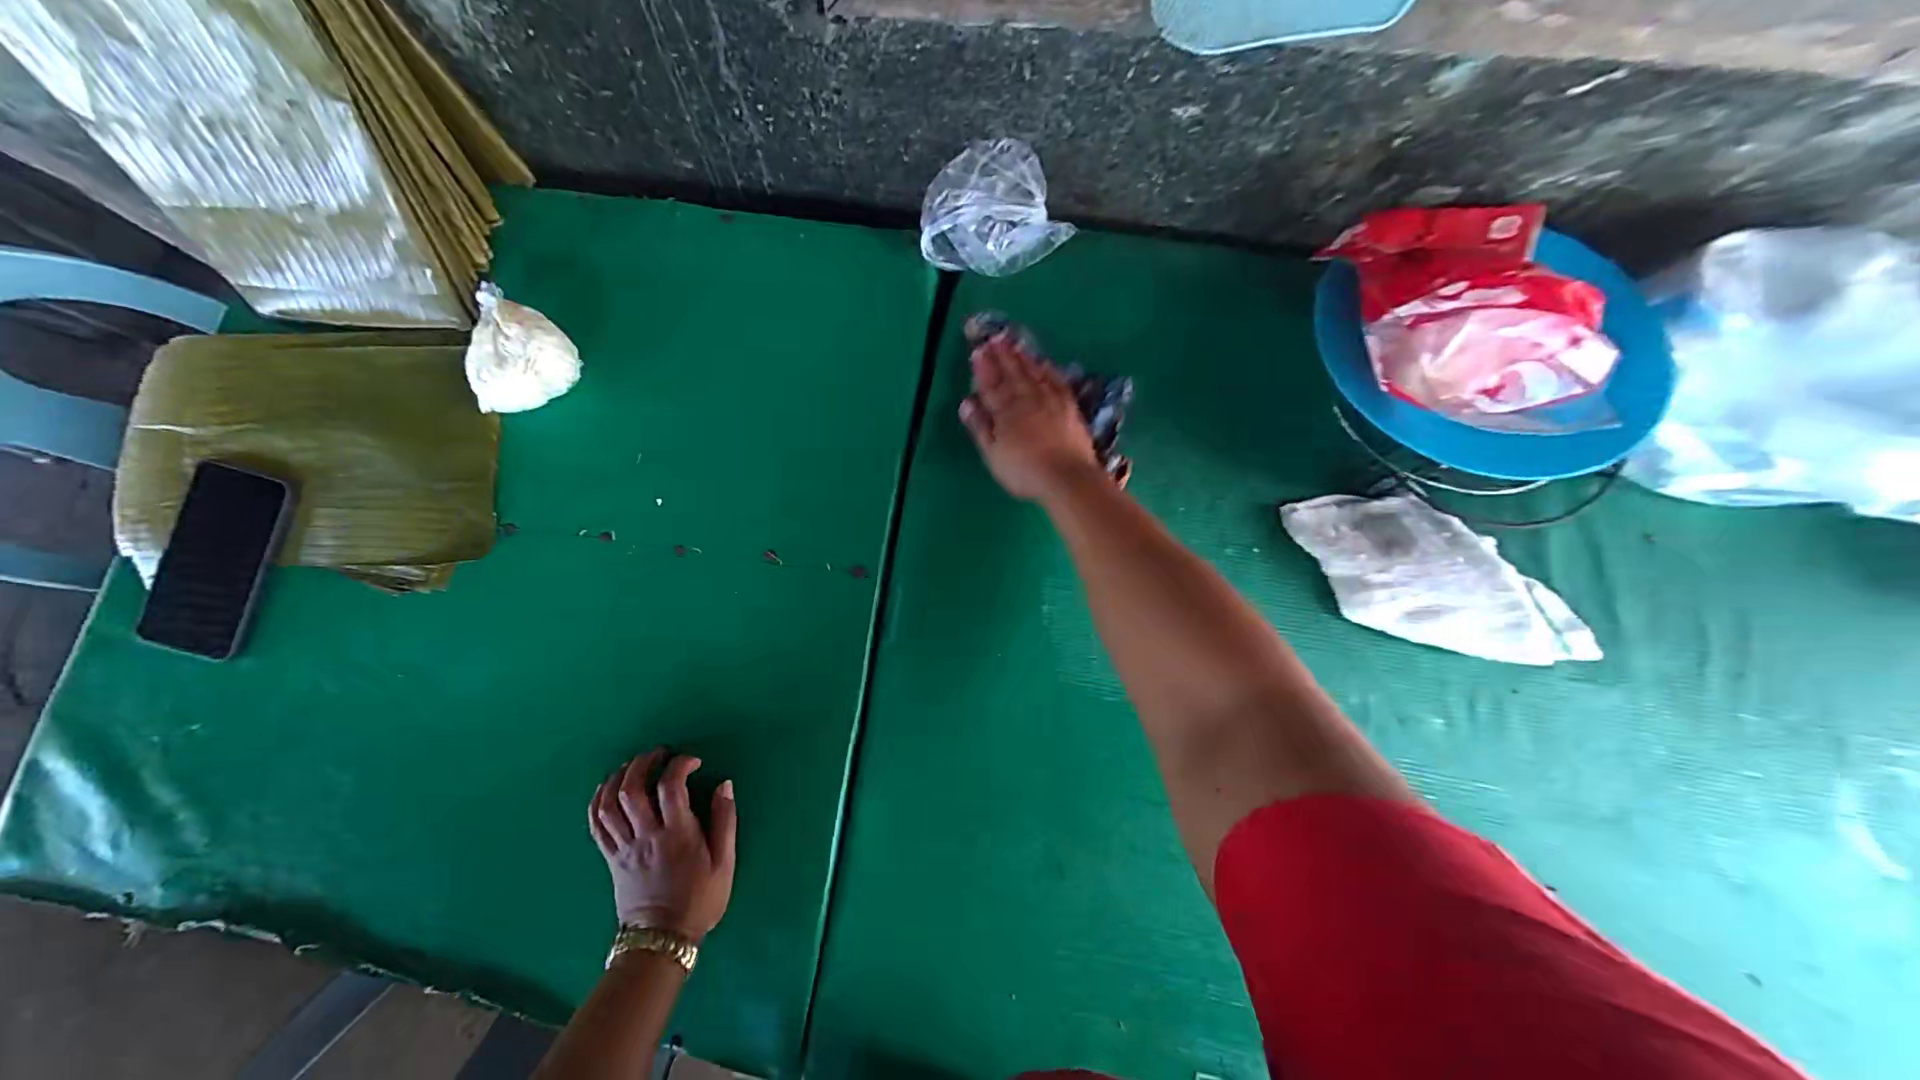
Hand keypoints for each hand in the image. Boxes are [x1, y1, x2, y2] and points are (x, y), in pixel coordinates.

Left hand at [588, 749, 736, 941]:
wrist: (662, 939)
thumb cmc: (700, 900)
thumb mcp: (724, 863)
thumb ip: (725, 820)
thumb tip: (724, 784)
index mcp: (677, 835)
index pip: (671, 787)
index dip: (680, 764)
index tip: (693, 761)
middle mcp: (646, 836)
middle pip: (632, 789)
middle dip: (643, 762)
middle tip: (658, 753)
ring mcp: (624, 848)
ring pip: (609, 803)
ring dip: (619, 776)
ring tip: (634, 765)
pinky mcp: (610, 858)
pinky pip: (596, 824)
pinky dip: (598, 800)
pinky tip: (609, 788)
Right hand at [958, 332, 1102, 502]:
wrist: (1068, 478)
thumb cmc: (1024, 471)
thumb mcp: (993, 454)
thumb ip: (980, 427)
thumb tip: (967, 403)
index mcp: (1005, 412)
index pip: (991, 386)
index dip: (984, 368)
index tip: (978, 350)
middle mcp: (1027, 400)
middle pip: (1013, 374)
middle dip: (1002, 355)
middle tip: (995, 337)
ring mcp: (1050, 401)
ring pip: (1034, 373)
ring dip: (1023, 358)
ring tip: (1014, 343)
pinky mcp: (1069, 407)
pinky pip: (1056, 381)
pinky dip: (1048, 370)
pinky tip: (1044, 362)